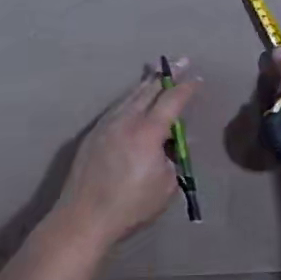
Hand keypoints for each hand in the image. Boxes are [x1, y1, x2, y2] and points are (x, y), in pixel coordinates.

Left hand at [51, 60, 200, 248]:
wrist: (83, 218)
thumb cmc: (131, 207)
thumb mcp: (166, 186)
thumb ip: (172, 160)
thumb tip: (170, 146)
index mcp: (148, 132)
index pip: (172, 100)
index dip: (186, 88)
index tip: (197, 78)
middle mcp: (126, 121)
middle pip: (148, 90)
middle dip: (166, 75)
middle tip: (180, 61)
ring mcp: (105, 125)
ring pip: (129, 97)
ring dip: (146, 85)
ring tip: (156, 76)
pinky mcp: (92, 135)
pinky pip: (116, 109)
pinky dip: (129, 100)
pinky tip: (132, 102)